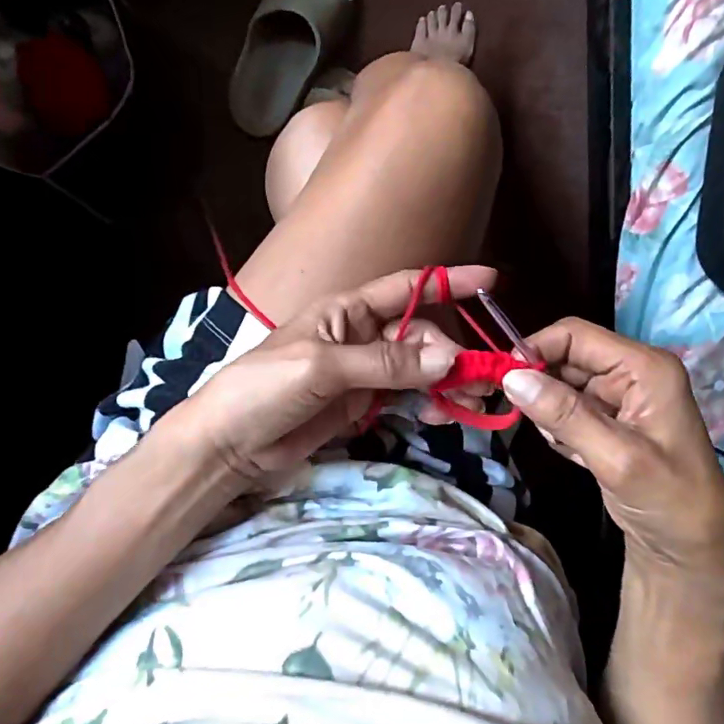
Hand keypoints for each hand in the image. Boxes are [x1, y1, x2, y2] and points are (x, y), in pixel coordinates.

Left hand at [160, 266, 498, 485]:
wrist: (231, 442)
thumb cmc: (265, 387)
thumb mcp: (323, 367)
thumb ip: (385, 363)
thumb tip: (449, 358)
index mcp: (346, 311)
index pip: (404, 288)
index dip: (447, 283)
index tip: (492, 281)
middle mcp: (359, 336)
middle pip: (419, 335)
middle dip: (450, 352)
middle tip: (477, 378)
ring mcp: (362, 373)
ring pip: (417, 368)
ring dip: (446, 380)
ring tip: (471, 400)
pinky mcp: (361, 405)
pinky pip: (405, 397)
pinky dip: (428, 403)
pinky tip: (441, 414)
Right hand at [501, 319, 723, 645]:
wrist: (687, 548)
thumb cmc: (667, 499)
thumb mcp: (616, 457)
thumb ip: (564, 414)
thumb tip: (512, 377)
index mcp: (645, 367)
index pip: (576, 335)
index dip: (537, 348)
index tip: (505, 379)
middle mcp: (632, 373)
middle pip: (565, 357)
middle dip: (541, 385)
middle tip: (534, 422)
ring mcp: (619, 397)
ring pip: (560, 384)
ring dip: (550, 413)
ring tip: (569, 447)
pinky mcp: (606, 420)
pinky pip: (564, 409)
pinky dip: (558, 429)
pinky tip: (576, 455)